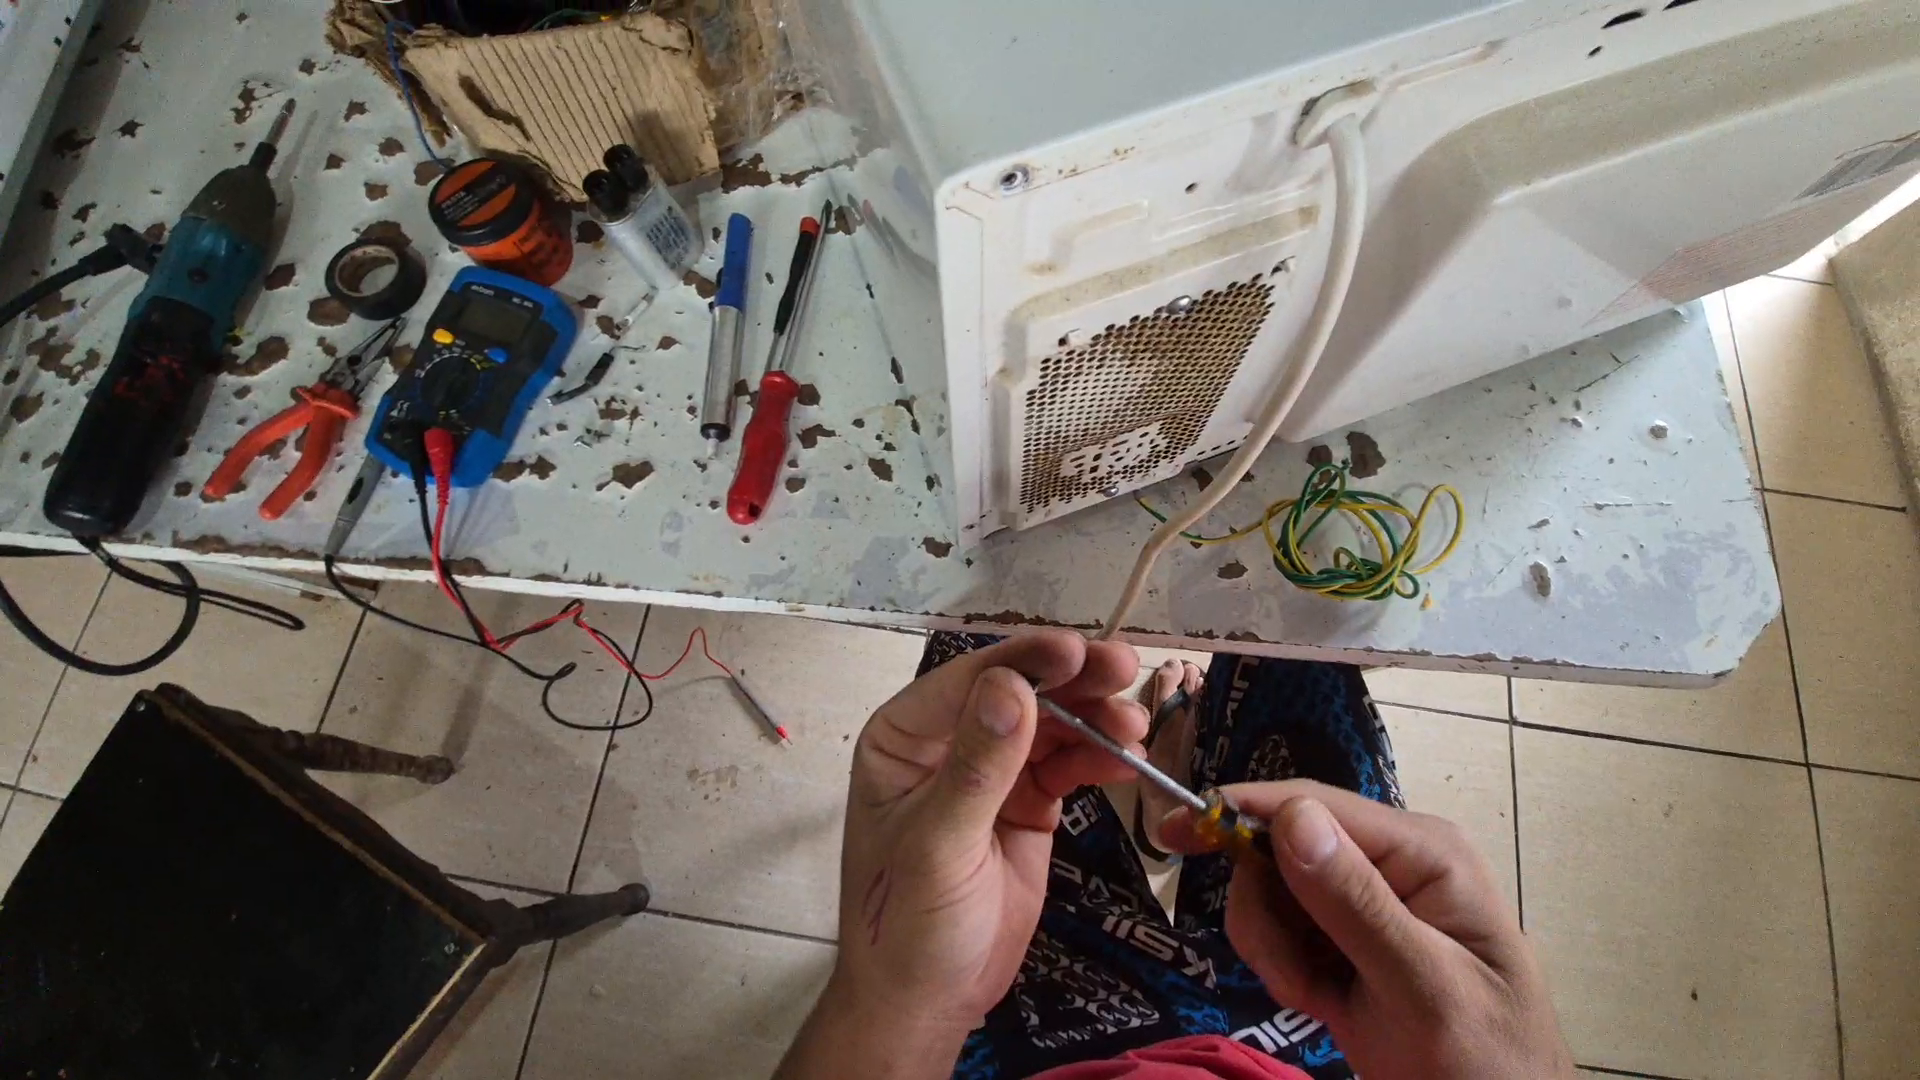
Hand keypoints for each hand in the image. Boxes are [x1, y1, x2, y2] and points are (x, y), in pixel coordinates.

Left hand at [777, 630, 1147, 1078]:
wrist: (929, 1004)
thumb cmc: (911, 925)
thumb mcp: (940, 846)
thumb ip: (977, 767)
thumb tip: (1013, 685)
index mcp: (906, 736)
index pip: (967, 682)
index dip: (1024, 660)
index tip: (1077, 651)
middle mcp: (948, 740)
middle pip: (1016, 692)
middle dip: (1070, 680)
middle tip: (1124, 668)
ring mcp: (991, 769)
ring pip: (1049, 724)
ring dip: (1093, 718)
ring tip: (1134, 728)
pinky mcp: (1026, 800)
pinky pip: (1066, 764)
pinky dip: (1097, 758)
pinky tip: (1127, 761)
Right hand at [1161, 781, 1575, 1079]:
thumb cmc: (1482, 1067)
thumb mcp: (1423, 991)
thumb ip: (1356, 903)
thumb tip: (1289, 814)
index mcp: (1418, 848)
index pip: (1309, 803)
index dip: (1237, 812)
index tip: (1172, 831)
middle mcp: (1385, 855)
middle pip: (1275, 847)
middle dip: (1268, 914)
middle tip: (1290, 979)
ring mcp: (1360, 892)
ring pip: (1266, 888)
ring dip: (1274, 947)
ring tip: (1316, 999)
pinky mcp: (1338, 928)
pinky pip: (1275, 923)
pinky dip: (1282, 964)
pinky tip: (1322, 1001)